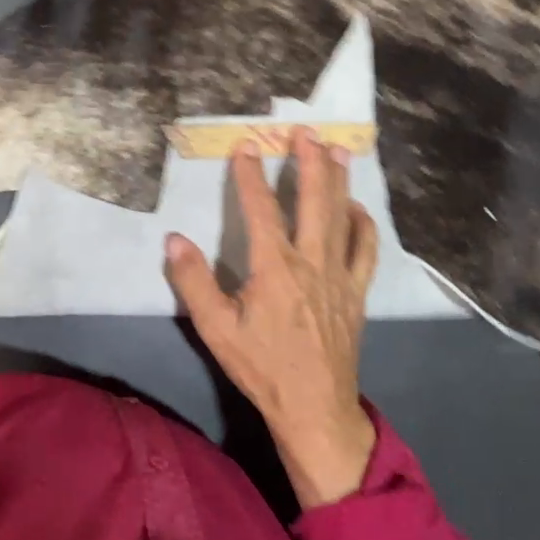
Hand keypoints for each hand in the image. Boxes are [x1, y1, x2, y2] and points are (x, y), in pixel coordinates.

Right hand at [165, 131, 380, 509]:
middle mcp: (311, 262)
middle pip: (313, 200)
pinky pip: (365, 249)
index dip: (251, 174)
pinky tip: (356, 208)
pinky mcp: (357, 293)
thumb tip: (174, 239)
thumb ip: (193, 282)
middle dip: (308, 161)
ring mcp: (339, 276)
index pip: (260, 208)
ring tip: (337, 150)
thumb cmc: (262, 367)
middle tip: (304, 130)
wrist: (314, 409)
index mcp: (274, 267)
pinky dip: (362, 224)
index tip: (246, 145)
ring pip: (343, 217)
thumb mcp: (215, 329)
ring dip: (339, 180)